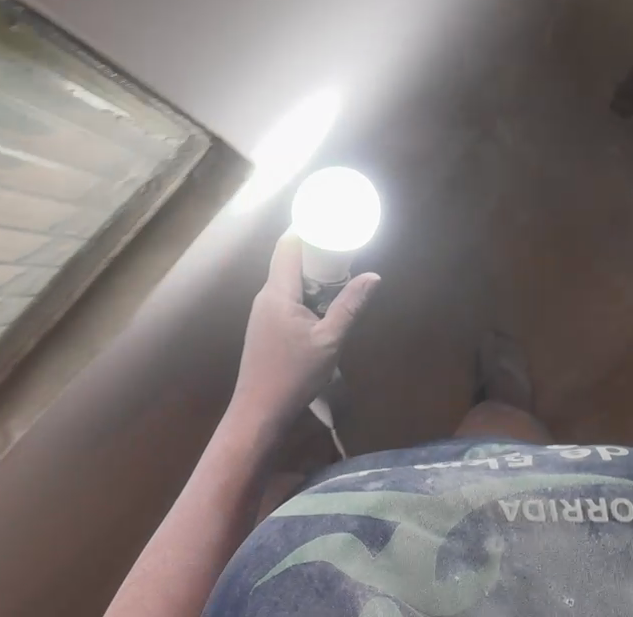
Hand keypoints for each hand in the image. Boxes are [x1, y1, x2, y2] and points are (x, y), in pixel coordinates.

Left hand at [230, 232, 379, 429]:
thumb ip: (350, 307)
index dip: (306, 228)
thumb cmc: (293, 375)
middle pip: (288, 259)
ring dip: (311, 274)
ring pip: (287, 279)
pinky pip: (286, 296)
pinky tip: (323, 302)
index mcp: (277, 292)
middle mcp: (266, 296)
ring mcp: (263, 312)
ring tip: (340, 272)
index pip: (287, 245)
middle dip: (315, 251)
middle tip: (344, 248)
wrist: (258, 413)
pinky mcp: (266, 327)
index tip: (329, 221)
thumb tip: (373, 277)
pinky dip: (305, 291)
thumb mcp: (330, 341)